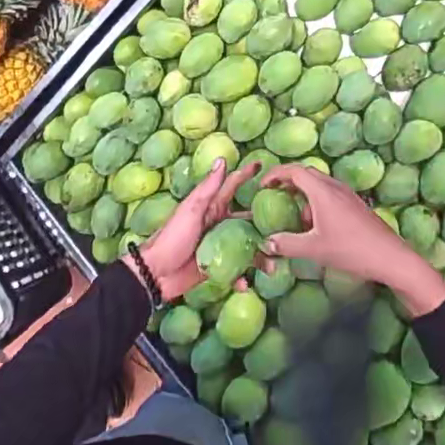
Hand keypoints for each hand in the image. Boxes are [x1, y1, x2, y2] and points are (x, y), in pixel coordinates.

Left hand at [124, 159, 260, 300]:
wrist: (156, 274)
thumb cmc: (173, 237)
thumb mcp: (191, 211)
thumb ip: (208, 189)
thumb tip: (221, 160)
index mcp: (212, 207)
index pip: (232, 186)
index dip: (246, 175)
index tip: (263, 166)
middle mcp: (218, 224)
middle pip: (247, 220)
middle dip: (265, 223)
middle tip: (287, 225)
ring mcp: (219, 246)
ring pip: (246, 247)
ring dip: (259, 256)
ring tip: (272, 266)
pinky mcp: (217, 266)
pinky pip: (235, 271)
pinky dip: (242, 278)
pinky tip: (246, 284)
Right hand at [260, 164, 444, 316]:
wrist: (392, 258)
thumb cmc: (352, 249)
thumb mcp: (314, 249)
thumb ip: (287, 244)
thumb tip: (267, 242)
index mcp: (322, 191)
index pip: (294, 170)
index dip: (276, 174)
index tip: (263, 184)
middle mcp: (335, 187)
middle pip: (307, 173)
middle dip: (288, 181)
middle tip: (274, 194)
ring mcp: (348, 195)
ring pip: (319, 184)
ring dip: (303, 192)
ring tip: (294, 213)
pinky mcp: (356, 205)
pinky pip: (330, 194)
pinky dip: (316, 200)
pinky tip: (316, 224)